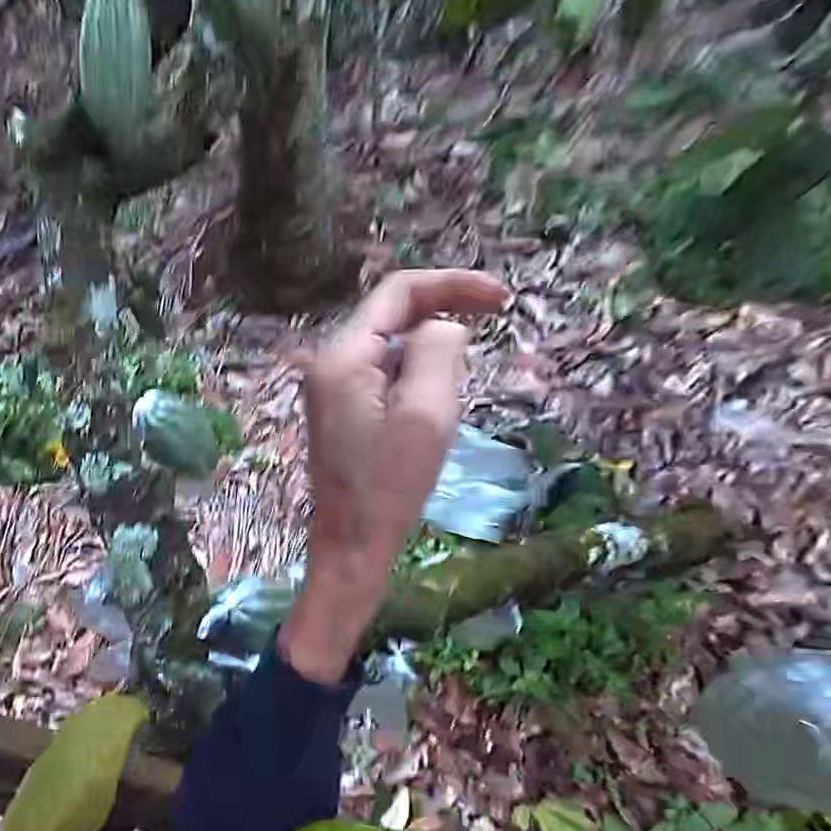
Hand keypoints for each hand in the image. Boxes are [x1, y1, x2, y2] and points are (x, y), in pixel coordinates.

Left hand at [278, 269, 510, 682]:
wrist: (352, 546)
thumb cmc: (390, 487)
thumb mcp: (426, 413)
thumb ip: (438, 350)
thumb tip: (444, 327)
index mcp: (342, 356)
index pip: (399, 291)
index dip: (453, 285)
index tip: (502, 299)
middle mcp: (328, 363)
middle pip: (393, 317)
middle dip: (443, 322)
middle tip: (489, 339)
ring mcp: (331, 389)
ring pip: (392, 349)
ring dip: (430, 361)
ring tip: (445, 410)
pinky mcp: (341, 412)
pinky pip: (384, 377)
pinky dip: (414, 383)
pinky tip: (426, 421)